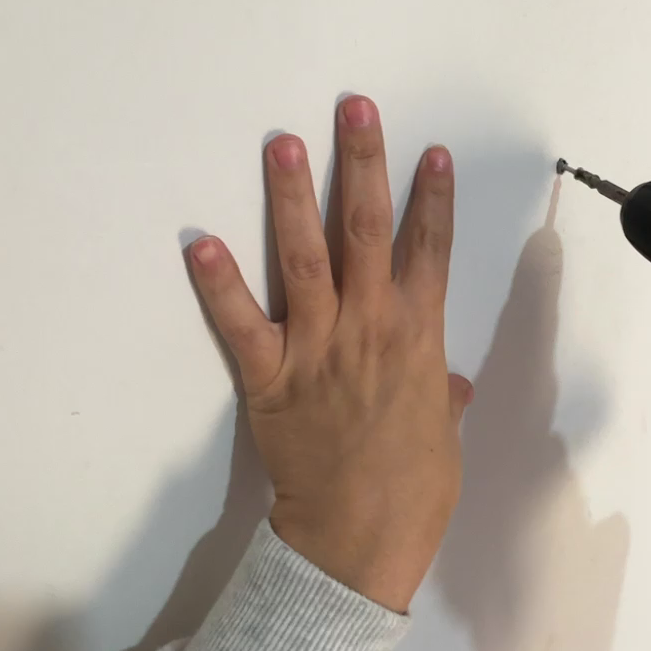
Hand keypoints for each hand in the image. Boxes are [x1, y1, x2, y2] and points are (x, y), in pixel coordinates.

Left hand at [187, 96, 471, 612]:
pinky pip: (242, 324)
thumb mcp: (444, 430)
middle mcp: (370, 326)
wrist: (360, 541)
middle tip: (354, 109)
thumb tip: (449, 382)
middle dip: (363, 164)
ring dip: (294, 196)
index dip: (434, 198)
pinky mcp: (271, 377)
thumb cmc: (415, 484)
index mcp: (418, 335)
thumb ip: (443, 391)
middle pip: (368, 230)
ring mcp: (318, 347)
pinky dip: (221, 284)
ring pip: (306, 258)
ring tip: (283, 143)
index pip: (431, 250)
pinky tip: (201, 241)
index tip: (432, 151)